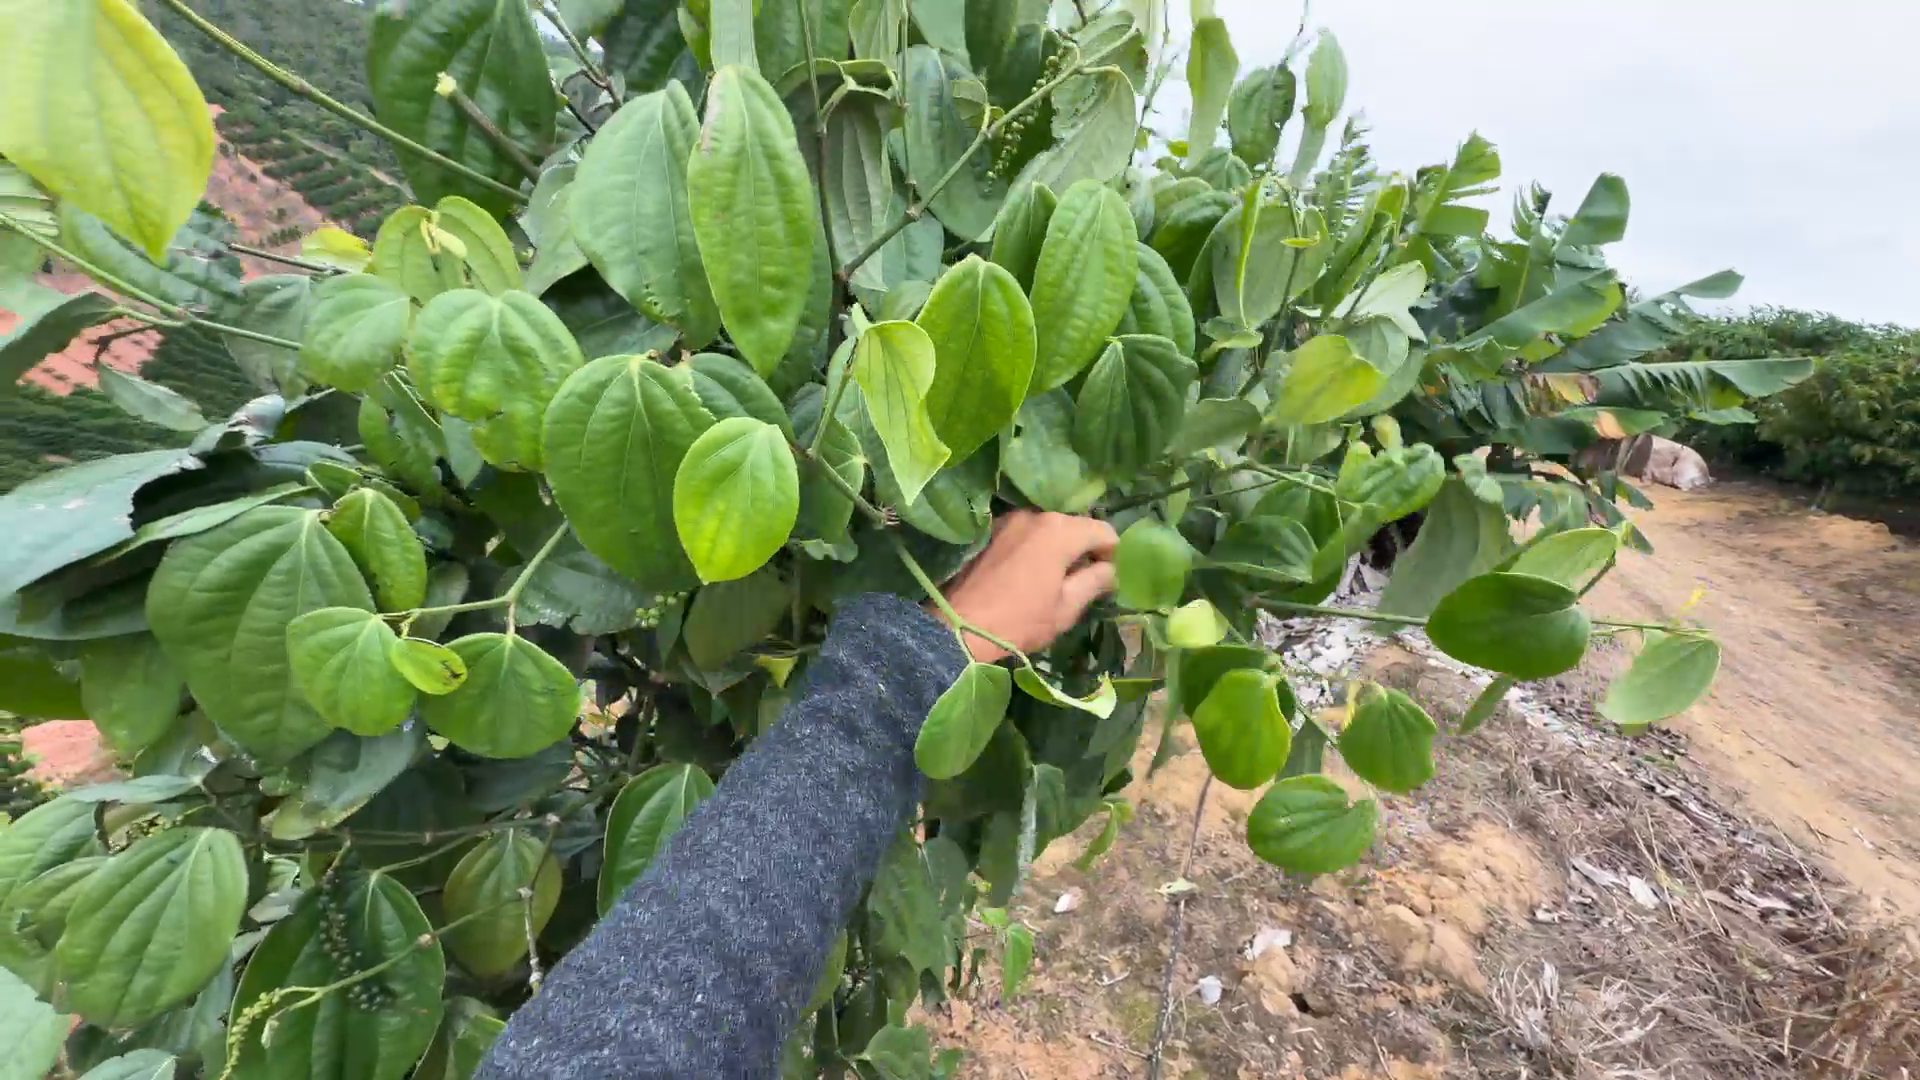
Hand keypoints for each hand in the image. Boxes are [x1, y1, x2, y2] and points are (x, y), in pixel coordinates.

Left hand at [933, 511, 1118, 662]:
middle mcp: (1035, 515)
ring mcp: (1008, 521)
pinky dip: (1034, 548)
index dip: (1114, 553)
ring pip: (1048, 529)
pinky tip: (1028, 575)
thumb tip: (1112, 570)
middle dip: (1085, 550)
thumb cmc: (1020, 620)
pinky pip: (1024, 534)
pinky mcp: (990, 532)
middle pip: (1074, 526)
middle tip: (1084, 581)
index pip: (1103, 530)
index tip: (1110, 578)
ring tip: (1054, 580)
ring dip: (1058, 548)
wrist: (959, 626)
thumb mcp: (1066, 607)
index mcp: (1059, 530)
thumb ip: (1095, 581)